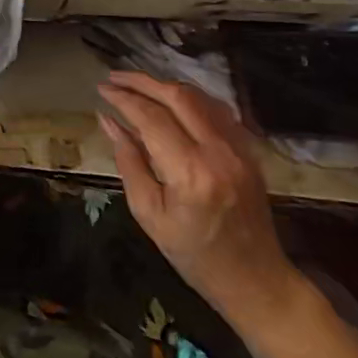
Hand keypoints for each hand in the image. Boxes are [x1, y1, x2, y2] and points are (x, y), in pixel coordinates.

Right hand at [98, 72, 304, 319]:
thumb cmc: (193, 254)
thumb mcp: (148, 213)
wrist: (255, 279)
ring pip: (201, 99)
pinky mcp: (250, 153)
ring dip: (166, 86)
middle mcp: (219, 153)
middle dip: (142, 82)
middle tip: (114, 78)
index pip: (151, 118)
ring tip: (138, 86)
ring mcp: (240, 150)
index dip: (123, 98)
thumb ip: (129, 161)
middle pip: (179, 97)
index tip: (101, 89)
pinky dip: (191, 100)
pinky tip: (172, 102)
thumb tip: (109, 122)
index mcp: (190, 172)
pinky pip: (219, 112)